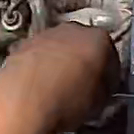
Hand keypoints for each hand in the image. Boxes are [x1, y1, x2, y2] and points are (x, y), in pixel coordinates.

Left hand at [0, 23, 115, 133]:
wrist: (22, 99)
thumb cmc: (65, 99)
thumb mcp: (97, 104)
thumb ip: (103, 91)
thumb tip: (100, 91)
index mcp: (98, 39)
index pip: (111, 55)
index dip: (110, 75)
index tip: (106, 88)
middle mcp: (73, 29)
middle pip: (85, 46)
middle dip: (85, 64)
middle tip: (85, 88)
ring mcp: (46, 34)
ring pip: (61, 48)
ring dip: (62, 64)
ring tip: (60, 90)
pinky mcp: (24, 44)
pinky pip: (40, 54)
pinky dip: (42, 66)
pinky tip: (41, 87)